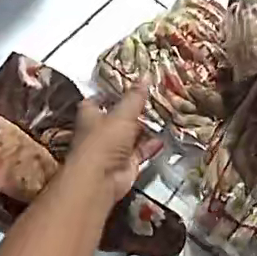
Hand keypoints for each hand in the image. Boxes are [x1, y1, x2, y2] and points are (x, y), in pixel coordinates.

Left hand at [63, 80, 163, 200]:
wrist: (101, 180)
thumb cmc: (103, 141)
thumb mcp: (122, 114)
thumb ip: (135, 96)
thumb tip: (146, 75)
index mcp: (91, 115)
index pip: (99, 99)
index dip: (112, 92)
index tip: (129, 84)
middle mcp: (100, 130)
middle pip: (118, 116)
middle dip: (135, 109)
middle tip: (155, 97)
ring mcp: (113, 148)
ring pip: (132, 134)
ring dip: (146, 127)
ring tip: (164, 114)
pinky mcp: (126, 163)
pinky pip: (141, 151)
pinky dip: (151, 145)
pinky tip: (164, 136)